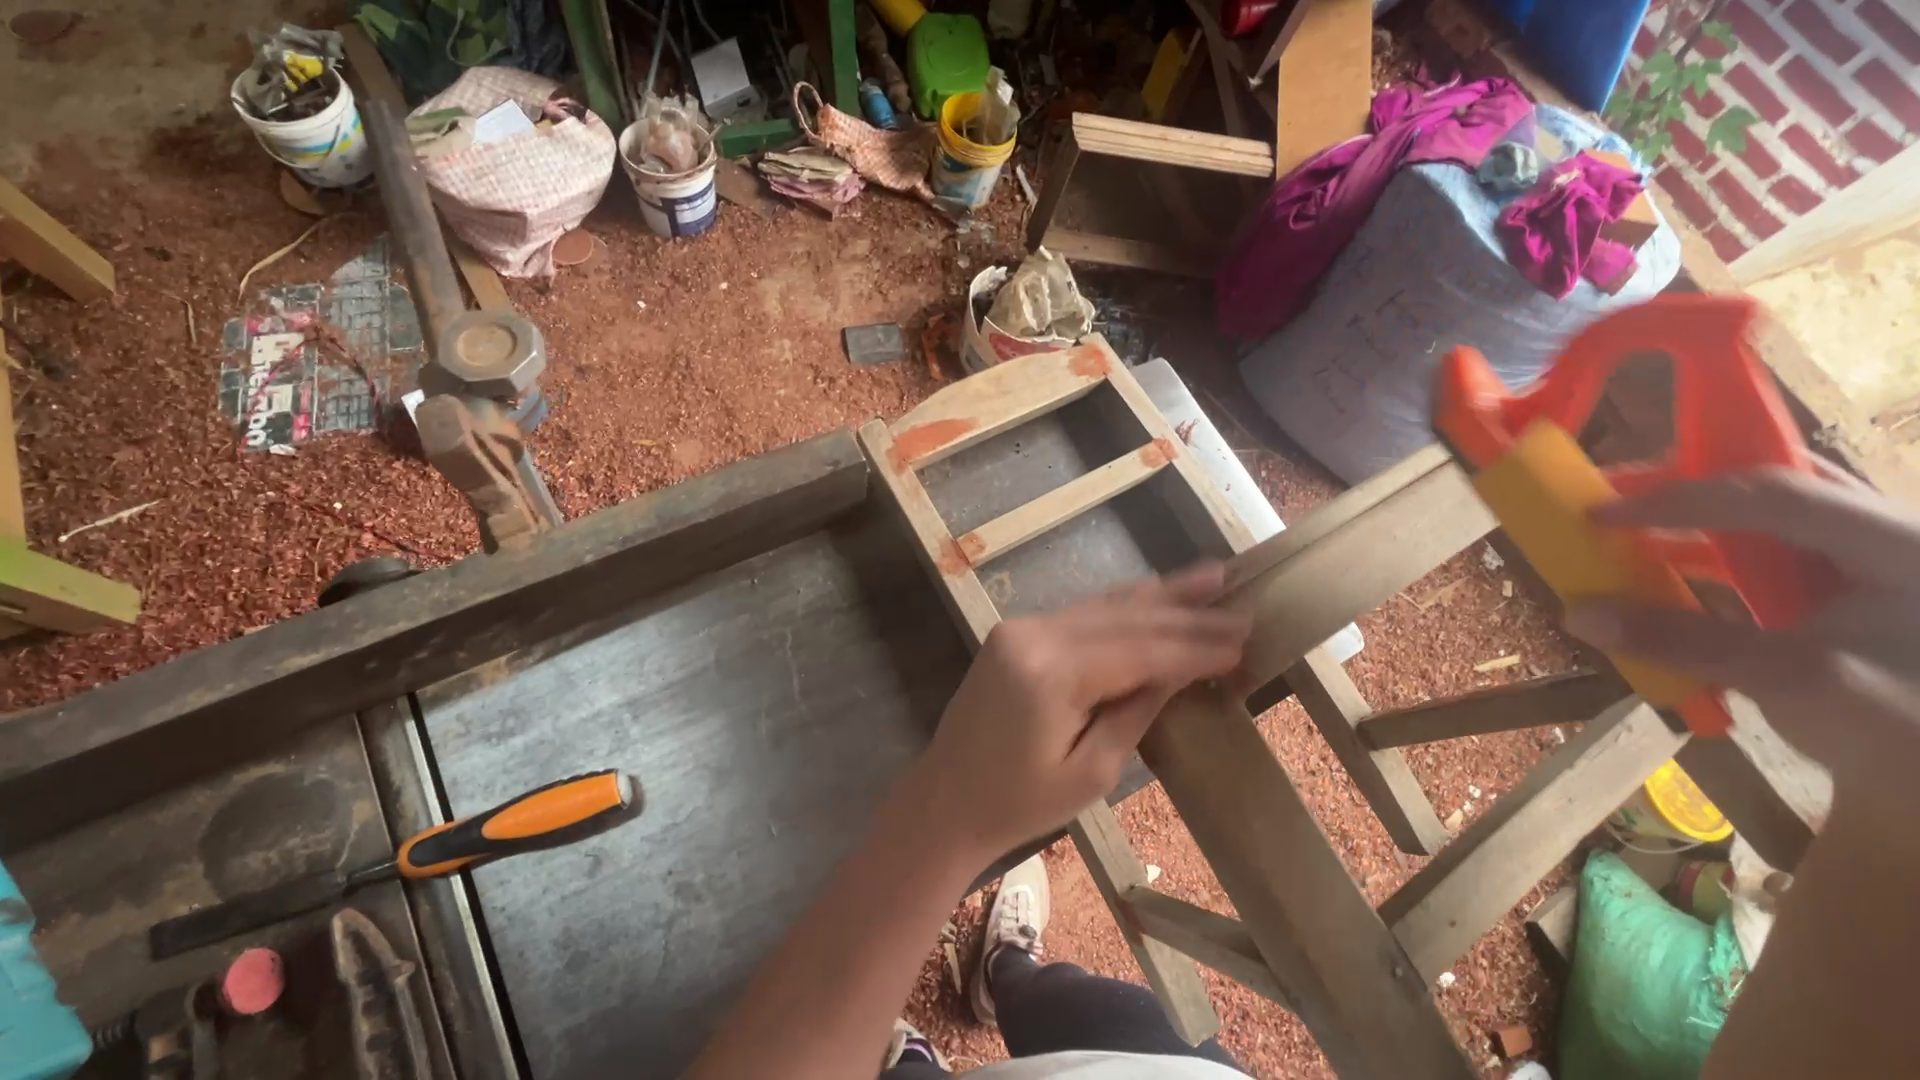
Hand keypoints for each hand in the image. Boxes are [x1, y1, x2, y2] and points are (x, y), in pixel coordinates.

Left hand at [905, 563, 1251, 860]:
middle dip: (1186, 612)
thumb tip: (1181, 670)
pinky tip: (1156, 593)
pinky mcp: (1016, 634)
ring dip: (1159, 595)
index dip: (1195, 646)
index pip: (1141, 650)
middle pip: (1125, 617)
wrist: (946, 799)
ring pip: (1103, 606)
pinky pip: (1081, 614)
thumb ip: (1137, 711)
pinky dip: (1122, 606)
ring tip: (1211, 576)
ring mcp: (1021, 629)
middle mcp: (1035, 635)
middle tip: (1241, 601)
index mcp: (1051, 673)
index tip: (1245, 637)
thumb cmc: (1019, 803)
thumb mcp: (1092, 770)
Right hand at [1564, 465, 1919, 797]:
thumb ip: (1682, 641)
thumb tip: (1577, 615)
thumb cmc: (1895, 724)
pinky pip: (1768, 554)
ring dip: (1694, 523)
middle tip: (1614, 496)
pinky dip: (1710, 556)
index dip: (1683, 497)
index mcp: (1899, 543)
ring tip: (1627, 534)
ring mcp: (1869, 564)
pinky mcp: (1846, 592)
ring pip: (1769, 519)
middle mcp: (1887, 536)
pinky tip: (1666, 573)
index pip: (1776, 493)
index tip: (1602, 512)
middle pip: (1774, 487)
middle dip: (1689, 487)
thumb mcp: (1789, 679)